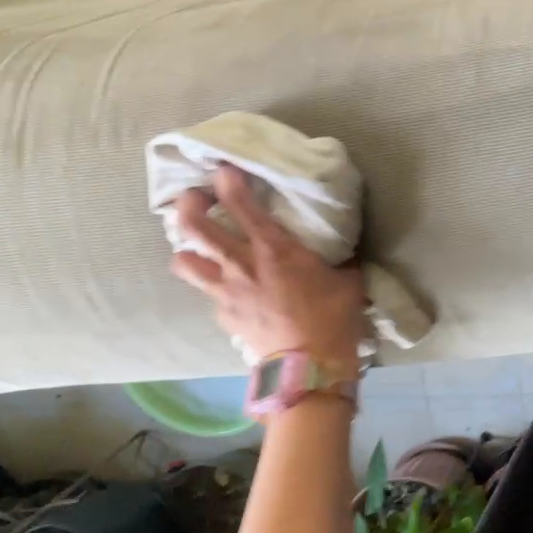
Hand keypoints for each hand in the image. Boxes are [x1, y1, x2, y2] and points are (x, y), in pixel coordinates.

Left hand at [170, 164, 365, 365]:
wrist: (311, 364)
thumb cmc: (334, 318)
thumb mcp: (348, 281)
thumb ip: (339, 261)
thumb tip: (344, 252)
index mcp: (273, 249)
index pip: (241, 204)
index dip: (228, 180)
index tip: (224, 168)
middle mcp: (240, 263)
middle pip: (194, 224)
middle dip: (189, 204)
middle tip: (197, 198)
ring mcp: (225, 291)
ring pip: (184, 260)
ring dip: (188, 250)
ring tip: (199, 249)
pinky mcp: (222, 315)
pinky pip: (208, 294)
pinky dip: (213, 288)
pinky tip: (227, 292)